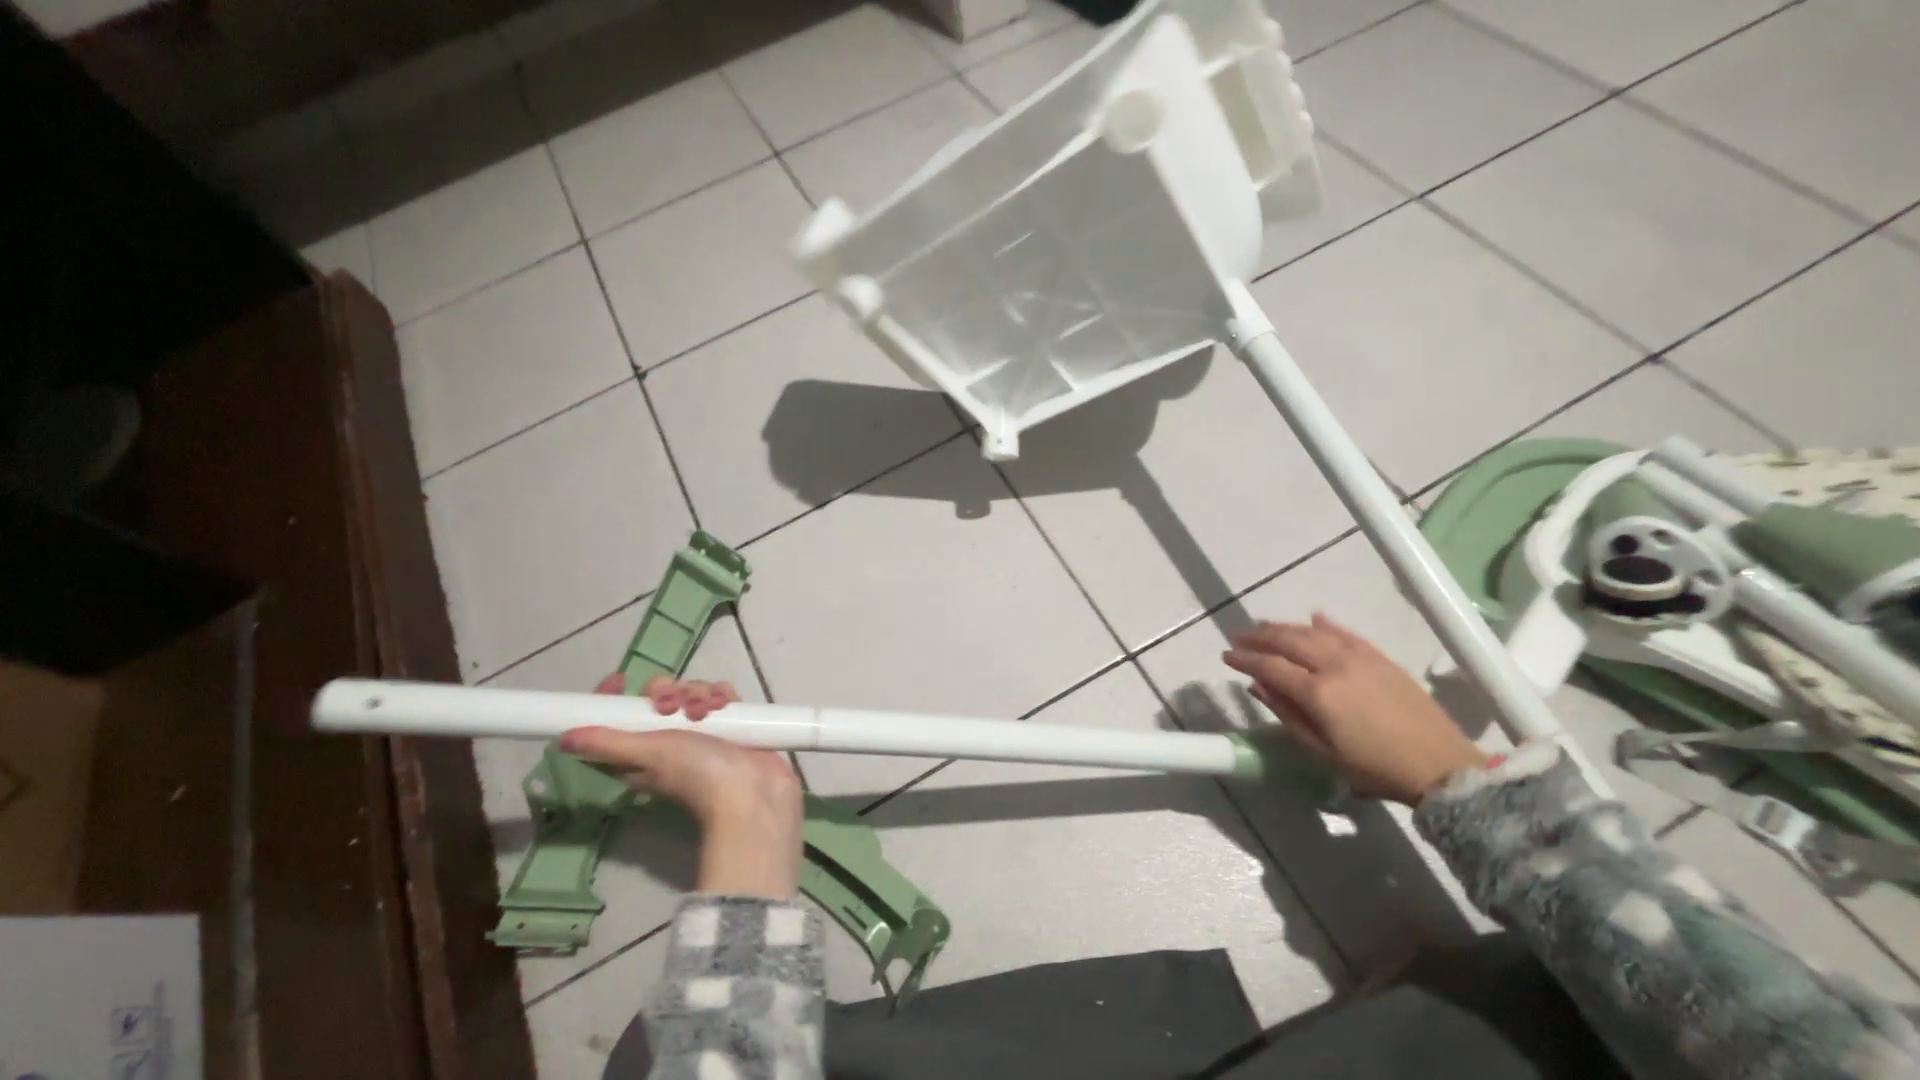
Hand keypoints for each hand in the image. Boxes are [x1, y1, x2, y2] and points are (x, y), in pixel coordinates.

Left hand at [561, 673, 802, 898]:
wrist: (752, 793)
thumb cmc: (696, 775)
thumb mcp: (649, 754)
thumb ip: (608, 743)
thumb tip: (563, 739)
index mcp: (641, 751)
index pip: (618, 718)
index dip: (615, 696)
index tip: (620, 679)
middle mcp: (669, 740)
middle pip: (658, 698)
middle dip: (666, 692)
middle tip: (672, 704)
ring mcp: (703, 732)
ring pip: (691, 693)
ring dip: (697, 692)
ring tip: (708, 710)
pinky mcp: (731, 726)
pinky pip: (720, 696)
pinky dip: (722, 694)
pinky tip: (727, 704)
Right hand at [1223, 614, 1488, 804]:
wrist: (1439, 765)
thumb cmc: (1374, 768)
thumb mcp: (1322, 752)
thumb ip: (1287, 715)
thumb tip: (1257, 687)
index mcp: (1318, 693)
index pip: (1270, 667)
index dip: (1245, 660)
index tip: (1225, 656)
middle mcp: (1335, 666)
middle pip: (1289, 641)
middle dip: (1259, 636)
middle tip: (1238, 637)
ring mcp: (1360, 657)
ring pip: (1313, 632)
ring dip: (1285, 627)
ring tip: (1265, 627)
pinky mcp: (1380, 657)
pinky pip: (1345, 633)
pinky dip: (1325, 625)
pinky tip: (1312, 619)